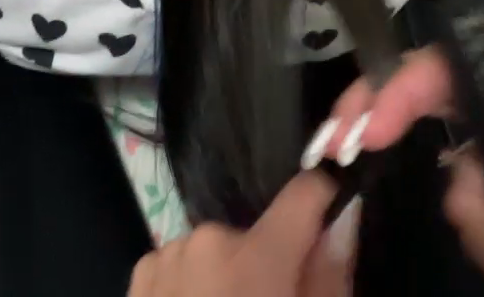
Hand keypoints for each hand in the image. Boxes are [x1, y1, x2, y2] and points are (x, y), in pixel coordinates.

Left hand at [128, 170, 355, 296]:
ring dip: (227, 279)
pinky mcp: (140, 276)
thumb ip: (328, 277)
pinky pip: (181, 267)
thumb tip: (342, 222)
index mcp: (257, 256)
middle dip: (268, 267)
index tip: (332, 210)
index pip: (303, 195)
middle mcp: (209, 240)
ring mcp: (169, 255)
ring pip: (216, 254)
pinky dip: (192, 288)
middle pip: (256, 238)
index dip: (323, 200)